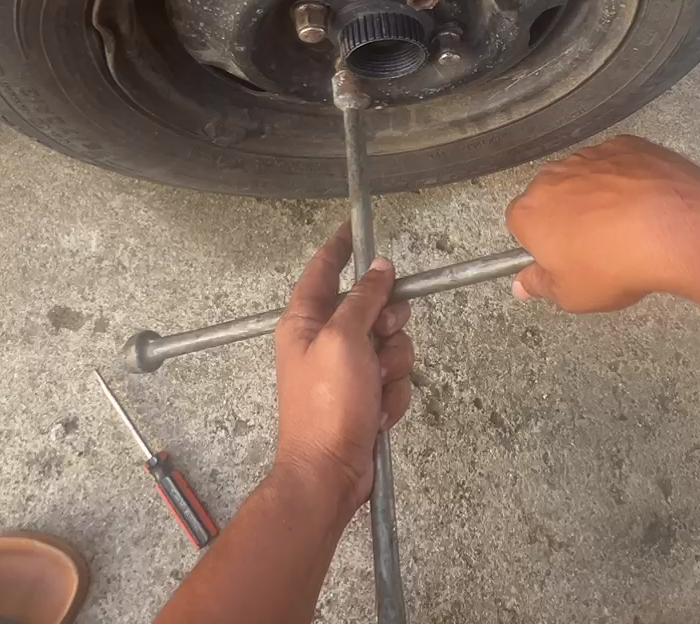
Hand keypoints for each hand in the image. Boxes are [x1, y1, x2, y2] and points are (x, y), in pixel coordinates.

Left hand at [271, 224, 413, 509]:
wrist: (330, 473)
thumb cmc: (326, 402)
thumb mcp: (344, 340)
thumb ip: (364, 298)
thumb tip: (381, 267)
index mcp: (306, 319)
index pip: (324, 268)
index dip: (340, 245)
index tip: (354, 225)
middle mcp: (325, 337)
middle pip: (372, 304)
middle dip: (387, 323)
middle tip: (383, 337)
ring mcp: (347, 367)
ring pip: (391, 340)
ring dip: (393, 364)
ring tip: (378, 387)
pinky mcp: (365, 392)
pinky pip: (394, 373)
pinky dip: (393, 391)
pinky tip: (379, 410)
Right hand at [505, 135, 699, 311]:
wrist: (673, 227)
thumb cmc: (615, 264)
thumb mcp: (571, 294)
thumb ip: (539, 286)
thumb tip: (521, 285)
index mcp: (530, 212)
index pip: (520, 225)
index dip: (541, 244)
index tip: (563, 260)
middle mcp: (552, 175)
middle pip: (551, 196)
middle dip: (567, 217)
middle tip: (595, 247)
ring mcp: (589, 155)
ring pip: (584, 177)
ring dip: (596, 196)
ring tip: (626, 227)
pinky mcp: (624, 145)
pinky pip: (617, 163)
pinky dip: (626, 179)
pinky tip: (645, 204)